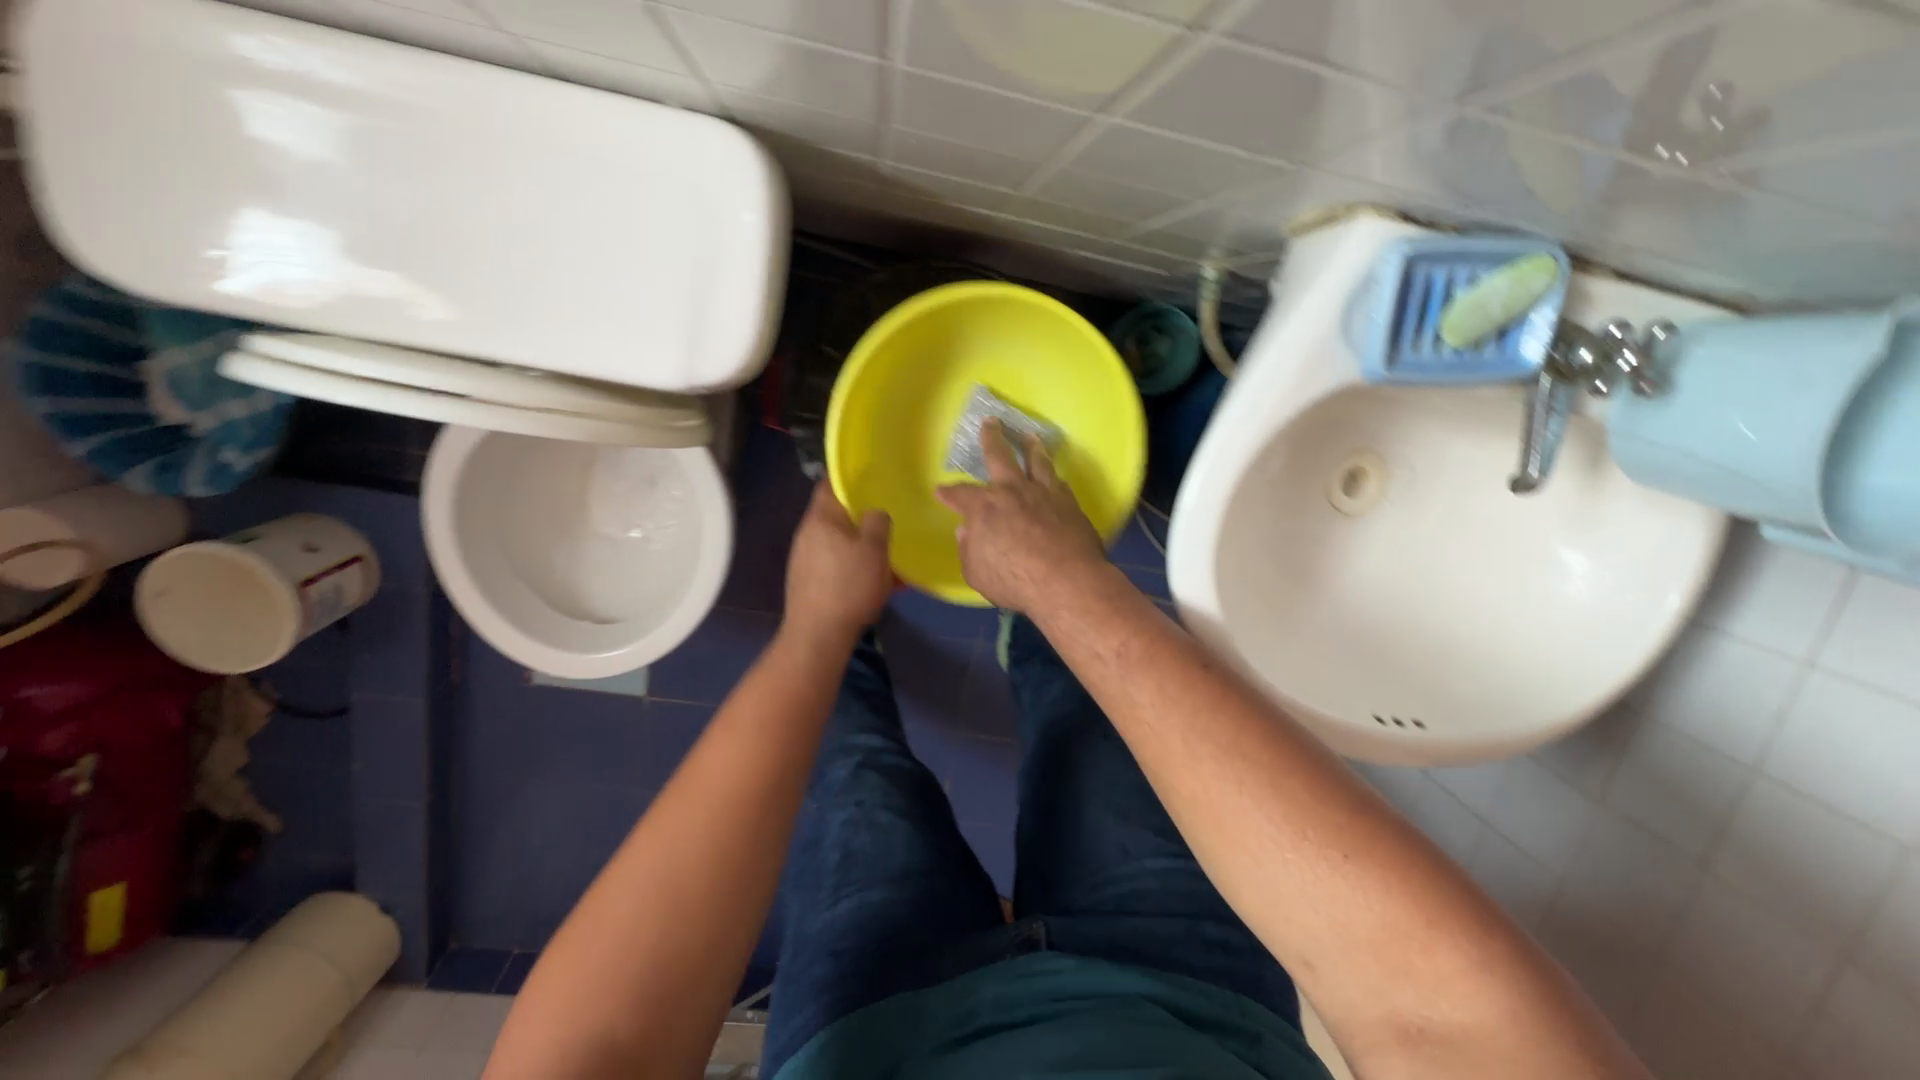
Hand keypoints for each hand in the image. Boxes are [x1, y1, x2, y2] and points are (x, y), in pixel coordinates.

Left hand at [784, 481, 892, 641]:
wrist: (818, 635)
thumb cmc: (849, 586)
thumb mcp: (874, 549)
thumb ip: (877, 522)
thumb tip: (875, 512)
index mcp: (820, 518)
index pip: (830, 484)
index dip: (850, 477)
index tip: (872, 476)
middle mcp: (806, 534)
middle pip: (835, 515)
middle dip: (859, 516)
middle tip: (886, 517)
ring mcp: (803, 559)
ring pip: (837, 542)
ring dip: (858, 545)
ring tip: (884, 552)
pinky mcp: (807, 582)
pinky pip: (834, 564)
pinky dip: (852, 565)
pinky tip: (870, 580)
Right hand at [937, 419, 1107, 613]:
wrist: (1068, 581)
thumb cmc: (1015, 581)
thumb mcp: (978, 573)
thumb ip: (969, 550)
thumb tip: (966, 532)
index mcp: (985, 508)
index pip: (961, 494)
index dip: (949, 492)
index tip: (941, 489)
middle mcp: (1013, 491)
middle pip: (1000, 456)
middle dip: (992, 439)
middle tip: (991, 423)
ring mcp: (1045, 494)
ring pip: (1036, 461)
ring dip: (1031, 447)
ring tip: (1029, 436)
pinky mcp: (1070, 504)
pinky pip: (1059, 482)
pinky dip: (1053, 476)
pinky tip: (1055, 475)